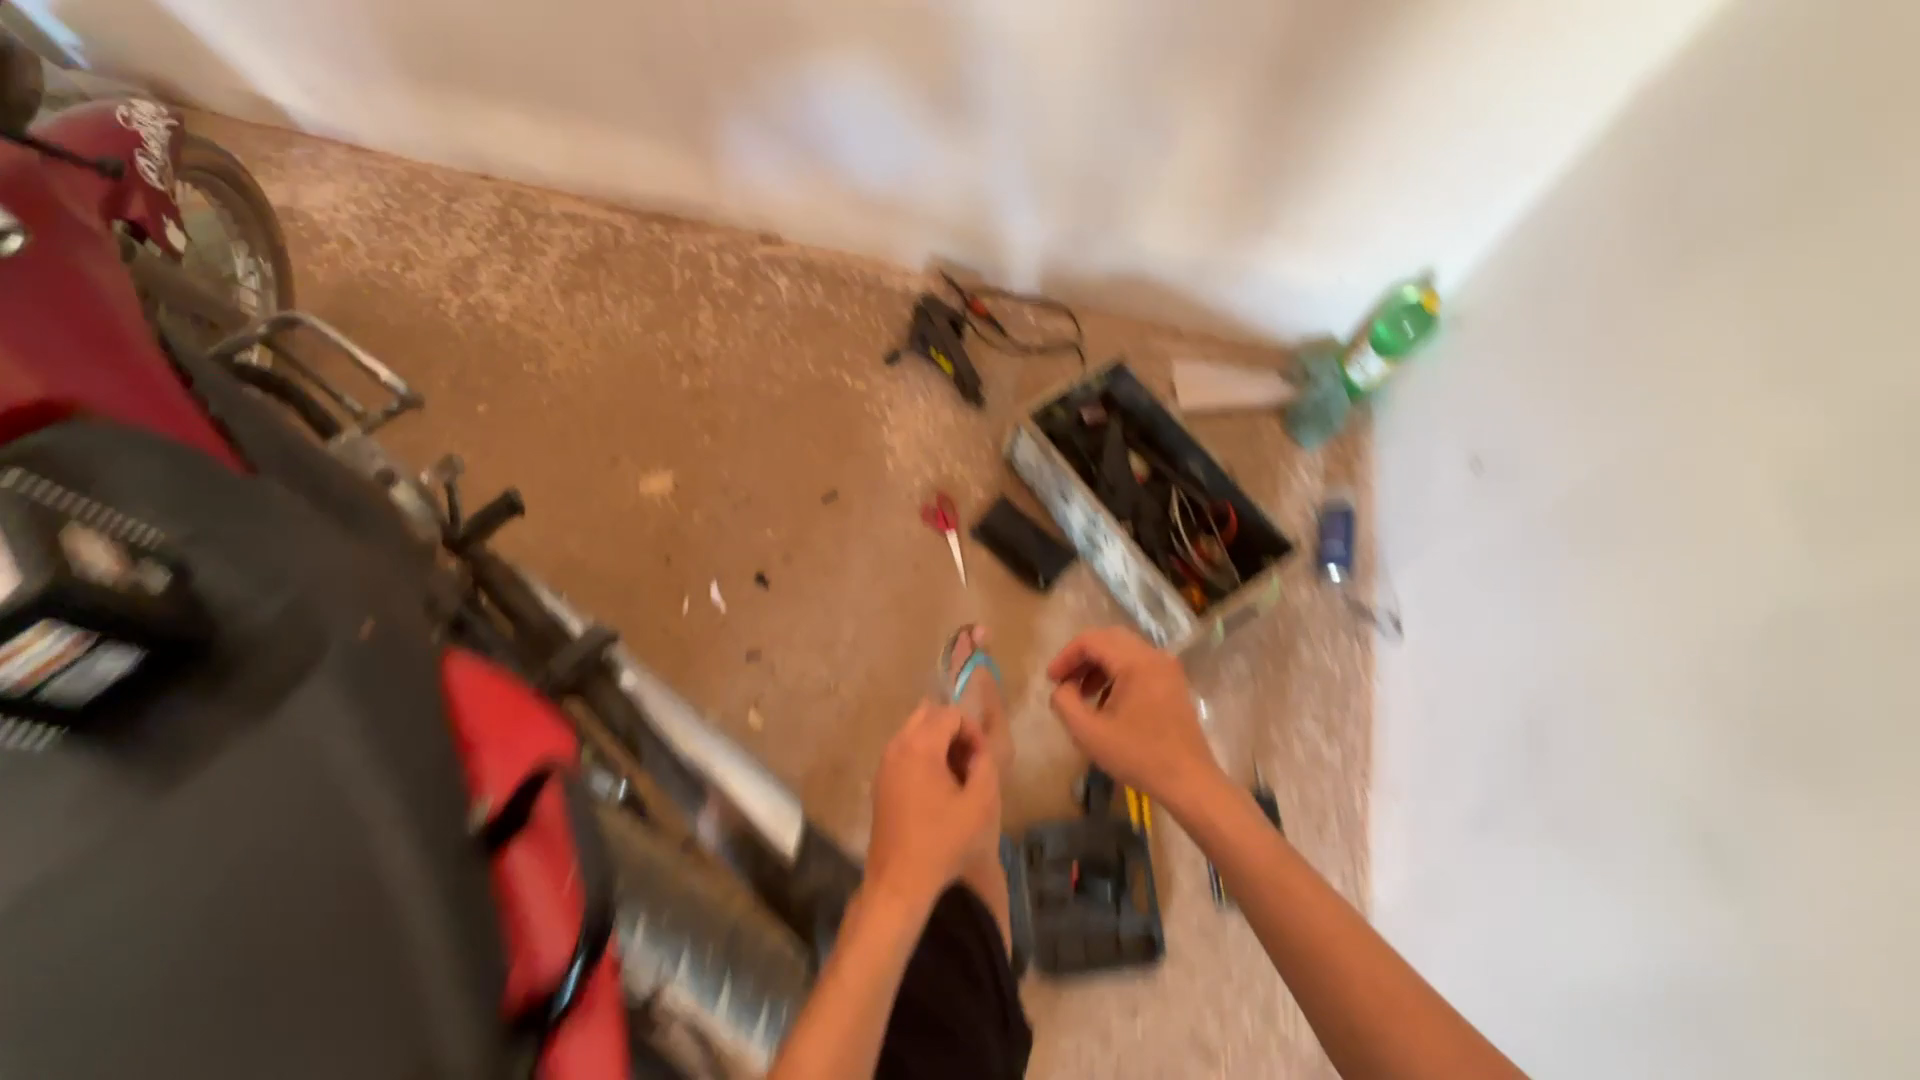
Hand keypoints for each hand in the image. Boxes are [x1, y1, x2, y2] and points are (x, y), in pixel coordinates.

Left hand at [865, 702, 1002, 909]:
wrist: (900, 880)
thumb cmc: (943, 842)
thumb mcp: (981, 804)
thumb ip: (986, 766)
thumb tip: (979, 752)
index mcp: (919, 746)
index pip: (951, 714)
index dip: (973, 732)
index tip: (983, 761)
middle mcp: (896, 747)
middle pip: (928, 715)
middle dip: (954, 731)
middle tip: (970, 763)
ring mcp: (884, 765)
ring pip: (914, 733)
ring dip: (939, 744)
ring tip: (957, 778)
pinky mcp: (880, 783)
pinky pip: (904, 753)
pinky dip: (923, 758)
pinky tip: (938, 791)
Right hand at [1046, 627, 1224, 808]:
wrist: (1188, 781)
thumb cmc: (1138, 756)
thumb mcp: (1089, 733)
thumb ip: (1065, 702)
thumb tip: (1062, 687)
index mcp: (1136, 662)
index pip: (1091, 640)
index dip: (1066, 656)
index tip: (1051, 680)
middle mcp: (1155, 656)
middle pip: (1109, 639)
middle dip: (1082, 657)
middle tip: (1064, 682)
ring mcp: (1168, 669)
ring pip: (1125, 651)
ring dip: (1099, 666)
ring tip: (1082, 695)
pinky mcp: (1174, 683)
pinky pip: (1139, 665)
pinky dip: (1117, 674)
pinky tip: (1107, 703)